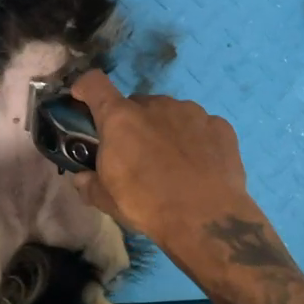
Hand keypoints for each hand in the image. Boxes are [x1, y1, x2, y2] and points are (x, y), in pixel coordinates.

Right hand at [70, 70, 251, 250]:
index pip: (94, 83)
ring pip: (169, 113)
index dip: (85, 88)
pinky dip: (194, 139)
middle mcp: (155, 105)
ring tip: (171, 162)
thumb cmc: (148, 205)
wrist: (207, 219)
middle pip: (135, 104)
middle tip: (135, 154)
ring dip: (163, 129)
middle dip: (131, 123)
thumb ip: (89, 184)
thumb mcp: (107, 200)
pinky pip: (199, 125)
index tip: (83, 100)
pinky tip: (198, 166)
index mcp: (120, 118)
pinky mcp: (220, 125)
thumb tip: (82, 178)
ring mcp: (191, 111)